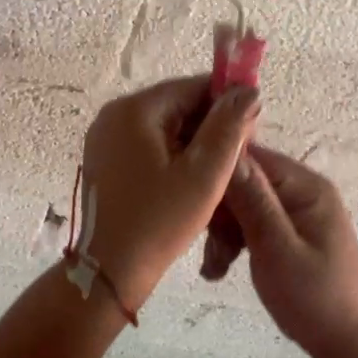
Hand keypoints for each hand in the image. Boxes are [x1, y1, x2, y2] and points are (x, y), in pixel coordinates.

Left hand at [77, 78, 260, 308]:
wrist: (110, 270)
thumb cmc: (159, 221)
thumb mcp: (203, 175)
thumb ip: (228, 128)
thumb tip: (248, 90)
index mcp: (134, 109)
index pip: (190, 87)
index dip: (226, 103)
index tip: (252, 131)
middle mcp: (114, 113)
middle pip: (175, 104)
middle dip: (209, 125)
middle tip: (238, 159)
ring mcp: (105, 136)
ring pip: (163, 125)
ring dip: (193, 142)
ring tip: (218, 173)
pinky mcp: (105, 158)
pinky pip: (146, 143)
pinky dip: (171, 154)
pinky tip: (191, 181)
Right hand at [225, 144, 357, 357]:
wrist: (348, 348)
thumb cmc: (315, 300)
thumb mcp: (277, 250)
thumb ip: (253, 200)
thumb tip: (226, 150)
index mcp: (306, 186)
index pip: (249, 157)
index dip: (216, 173)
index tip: (193, 200)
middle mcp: (301, 188)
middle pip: (242, 180)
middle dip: (220, 212)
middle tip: (210, 248)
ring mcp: (295, 209)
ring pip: (241, 202)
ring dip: (222, 232)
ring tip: (215, 266)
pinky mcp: (287, 228)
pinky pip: (249, 220)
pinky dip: (233, 242)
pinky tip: (219, 268)